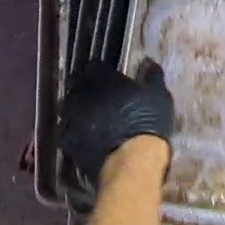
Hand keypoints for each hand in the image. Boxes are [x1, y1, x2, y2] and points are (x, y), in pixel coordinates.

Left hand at [59, 60, 174, 193]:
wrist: (131, 161)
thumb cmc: (147, 123)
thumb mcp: (158, 96)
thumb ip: (152, 77)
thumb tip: (148, 63)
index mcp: (102, 79)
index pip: (94, 66)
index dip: (100, 70)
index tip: (106, 74)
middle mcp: (81, 95)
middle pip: (75, 85)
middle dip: (82, 87)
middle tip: (94, 94)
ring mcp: (72, 118)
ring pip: (67, 107)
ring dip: (75, 108)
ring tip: (86, 114)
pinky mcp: (68, 141)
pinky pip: (66, 131)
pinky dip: (72, 130)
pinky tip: (82, 135)